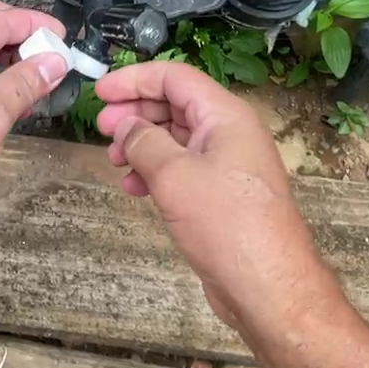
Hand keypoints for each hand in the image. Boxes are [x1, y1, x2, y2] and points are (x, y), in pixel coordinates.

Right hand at [94, 61, 325, 328]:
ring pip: (175, 138)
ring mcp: (226, 164)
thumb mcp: (174, 175)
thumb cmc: (225, 223)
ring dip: (140, 144)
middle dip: (135, 113)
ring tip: (113, 160)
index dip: (134, 80)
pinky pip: (181, 168)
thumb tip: (126, 126)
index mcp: (225, 116)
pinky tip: (133, 188)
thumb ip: (143, 141)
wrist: (268, 289)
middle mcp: (228, 133)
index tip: (100, 93)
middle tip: (101, 128)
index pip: (174, 78)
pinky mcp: (221, 194)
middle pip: (173, 105)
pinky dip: (154, 172)